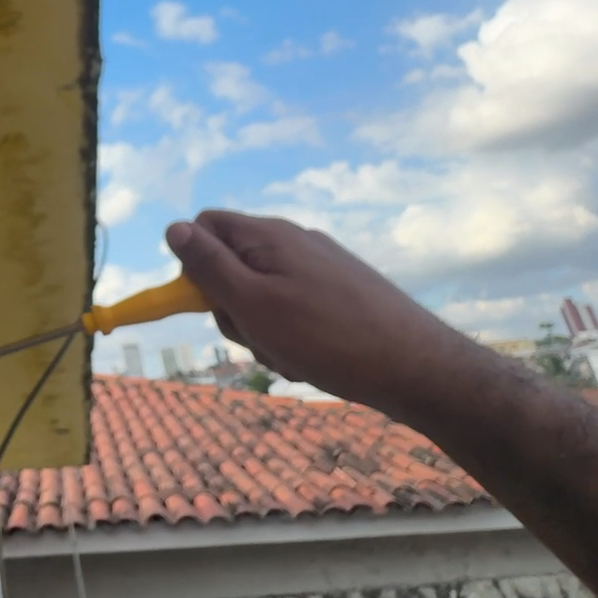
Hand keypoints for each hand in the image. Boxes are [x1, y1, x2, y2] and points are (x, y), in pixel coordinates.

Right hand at [165, 210, 491, 417]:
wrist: (424, 370)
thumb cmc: (327, 338)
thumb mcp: (252, 304)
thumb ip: (208, 265)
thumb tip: (173, 228)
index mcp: (268, 236)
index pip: (204, 226)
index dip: (193, 262)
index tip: (207, 301)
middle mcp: (293, 240)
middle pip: (231, 261)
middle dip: (230, 303)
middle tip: (255, 335)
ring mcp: (322, 264)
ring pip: (262, 288)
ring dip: (261, 325)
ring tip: (290, 354)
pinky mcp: (343, 289)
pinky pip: (294, 303)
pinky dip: (290, 330)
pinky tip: (313, 358)